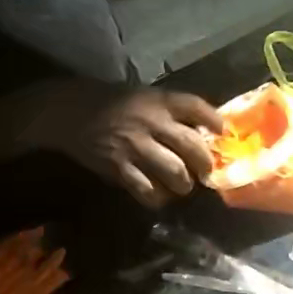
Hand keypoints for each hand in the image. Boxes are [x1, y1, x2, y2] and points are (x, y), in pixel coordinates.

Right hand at [34, 86, 224, 207]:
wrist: (70, 111)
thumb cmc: (114, 102)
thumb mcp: (146, 96)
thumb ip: (172, 111)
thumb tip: (203, 131)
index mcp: (159, 101)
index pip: (195, 107)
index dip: (214, 120)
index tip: (223, 133)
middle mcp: (151, 122)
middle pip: (192, 146)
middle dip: (205, 164)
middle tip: (205, 172)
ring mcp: (135, 146)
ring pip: (175, 173)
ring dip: (184, 185)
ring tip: (182, 186)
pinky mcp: (118, 168)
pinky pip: (147, 190)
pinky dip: (158, 197)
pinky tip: (159, 196)